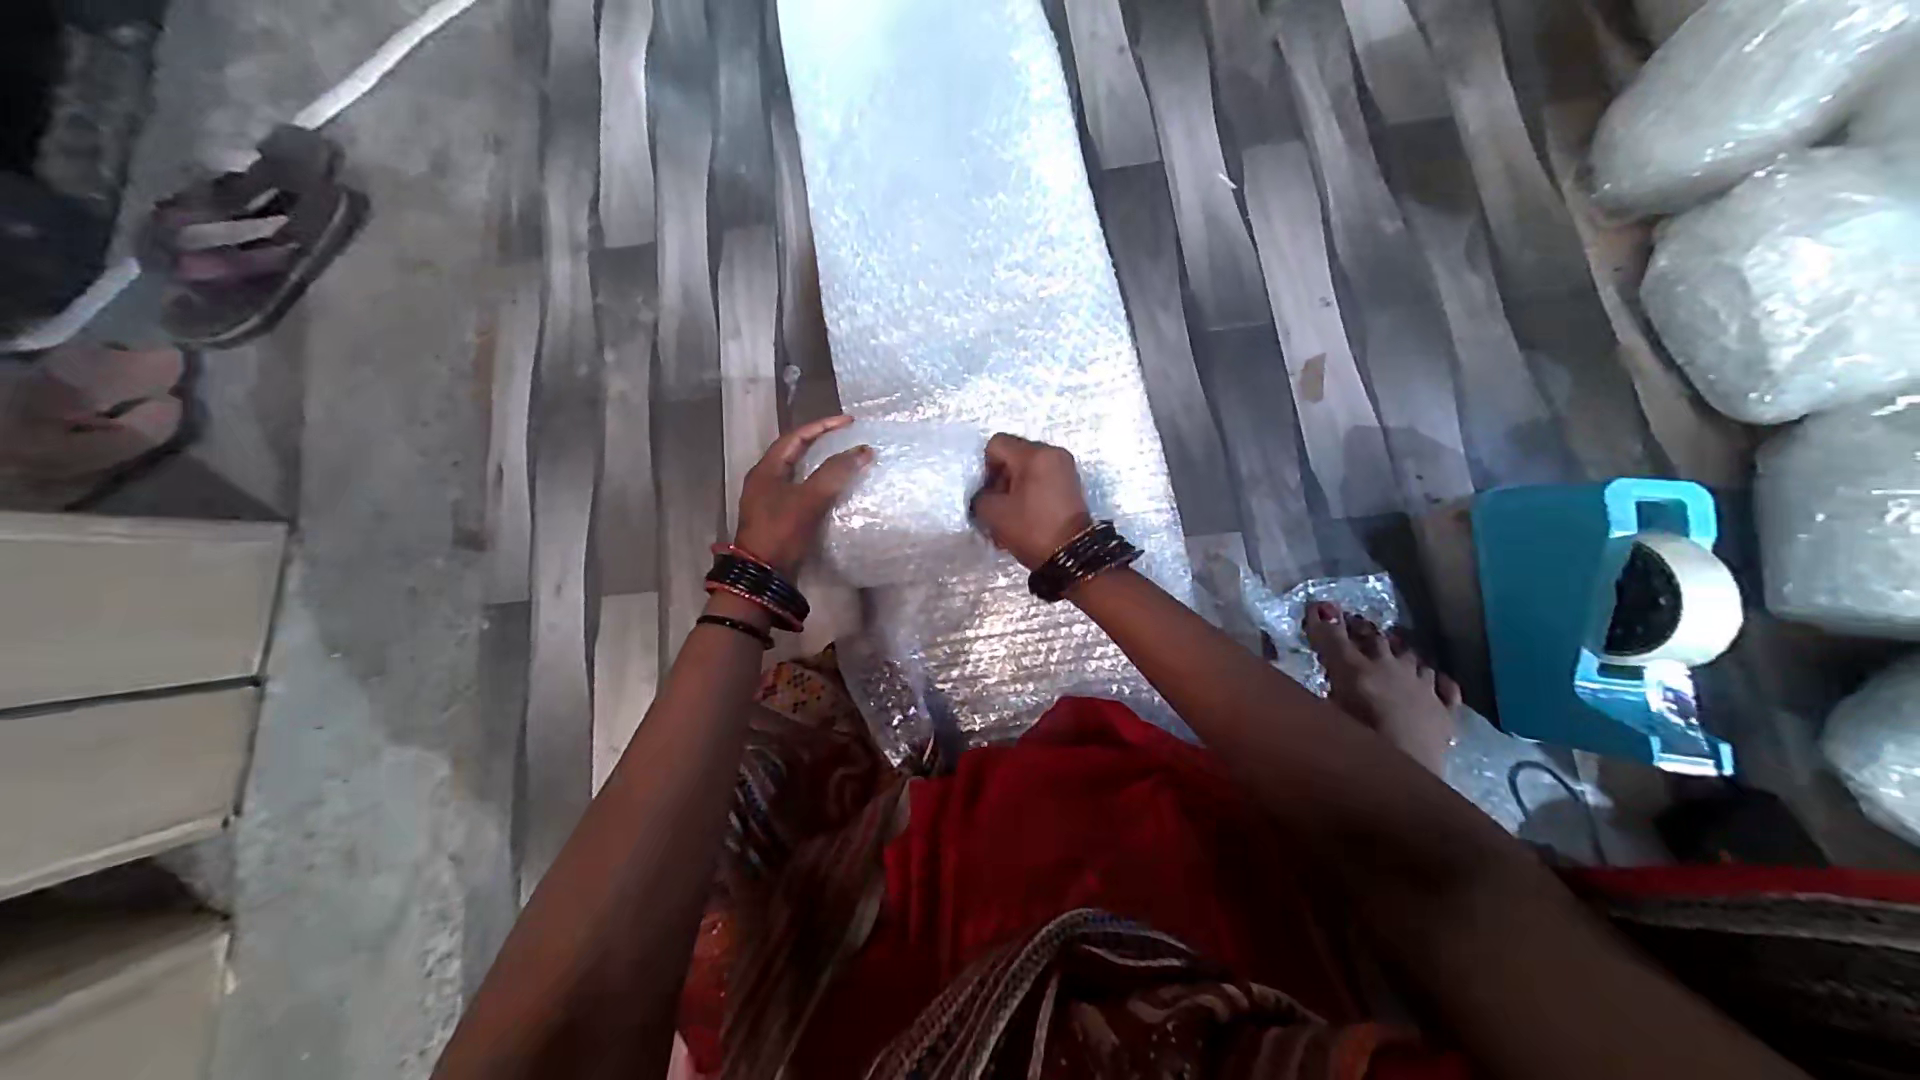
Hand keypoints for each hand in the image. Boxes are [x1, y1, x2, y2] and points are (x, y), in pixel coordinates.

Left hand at [733, 415, 873, 577]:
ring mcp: (772, 501)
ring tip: (846, 461)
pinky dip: (821, 487)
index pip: (796, 437)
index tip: (849, 422)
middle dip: (822, 443)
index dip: (822, 426)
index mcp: (766, 470)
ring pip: (800, 474)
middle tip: (848, 438)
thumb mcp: (809, 499)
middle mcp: (766, 481)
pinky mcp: (781, 519)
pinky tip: (837, 491)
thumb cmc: (781, 532)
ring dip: (823, 465)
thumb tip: (863, 450)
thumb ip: (835, 472)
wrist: (764, 575)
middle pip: (796, 453)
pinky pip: (804, 493)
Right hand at [970, 433, 1092, 569]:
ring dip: (1014, 487)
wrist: (1072, 555)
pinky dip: (1029, 491)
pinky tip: (1025, 514)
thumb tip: (985, 494)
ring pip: (1027, 468)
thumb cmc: (1032, 529)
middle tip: (998, 505)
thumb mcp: (993, 514)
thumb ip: (980, 496)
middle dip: (1000, 478)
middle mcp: (1053, 453)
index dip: (985, 467)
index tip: (989, 493)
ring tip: (1011, 513)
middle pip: (1013, 454)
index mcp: (1035, 454)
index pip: (996, 444)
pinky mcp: (1070, 483)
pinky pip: (1041, 478)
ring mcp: (1065, 467)